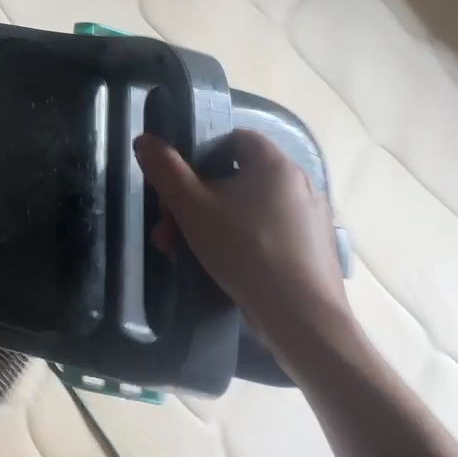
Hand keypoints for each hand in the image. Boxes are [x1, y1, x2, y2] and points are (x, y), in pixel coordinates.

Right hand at [134, 129, 349, 349]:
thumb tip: (145, 139)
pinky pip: (263, 231)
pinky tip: (214, 262)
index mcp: (276, 166)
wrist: (303, 320)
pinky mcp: (311, 250)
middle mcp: (299, 186)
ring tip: (179, 247)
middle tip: (167, 221)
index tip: (177, 176)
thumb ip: (164, 167)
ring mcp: (309, 220)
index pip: (234, 137)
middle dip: (192, 197)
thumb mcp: (190, 205)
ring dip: (206, 220)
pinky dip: (236, 238)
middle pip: (233, 177)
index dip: (200, 151)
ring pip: (244, 207)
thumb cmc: (245, 250)